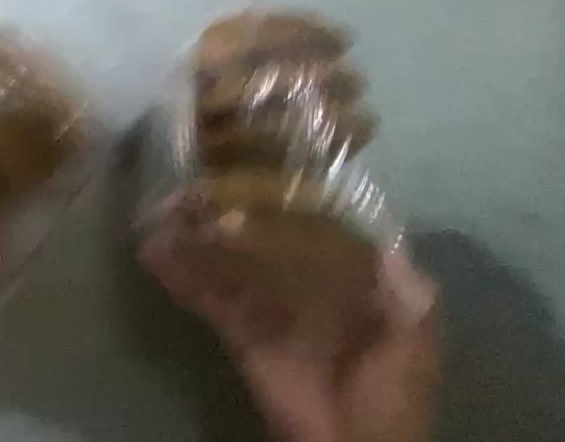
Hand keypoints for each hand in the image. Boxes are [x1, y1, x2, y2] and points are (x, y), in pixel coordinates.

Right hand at [141, 199, 440, 441]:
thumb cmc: (392, 398)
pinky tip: (152, 255)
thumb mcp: (412, 346)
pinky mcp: (240, 334)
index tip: (254, 165)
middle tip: (191, 187)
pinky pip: (208, 301)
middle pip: (257, 237)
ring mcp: (266, 307)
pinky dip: (181, 279)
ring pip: (226, 261)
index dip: (283, 196)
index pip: (310, 226)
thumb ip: (407, 298)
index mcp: (343, 279)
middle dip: (224, 210)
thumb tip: (388, 243)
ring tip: (160, 212)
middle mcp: (300, 282)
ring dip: (195, 237)